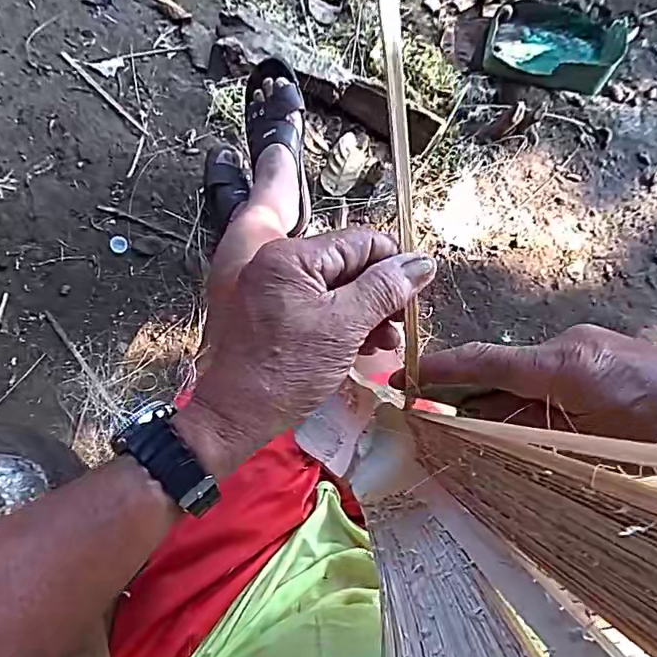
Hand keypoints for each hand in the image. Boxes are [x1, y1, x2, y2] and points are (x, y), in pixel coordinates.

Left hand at [176, 228, 436, 476]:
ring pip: (328, 288)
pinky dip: (333, 324)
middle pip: (344, 264)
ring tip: (378, 345)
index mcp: (288, 256)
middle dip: (376, 295)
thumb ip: (385, 289)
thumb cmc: (285, 372)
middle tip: (394, 328)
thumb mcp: (345, 327)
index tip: (410, 300)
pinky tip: (353, 348)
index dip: (394, 267)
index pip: (361, 241)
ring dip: (360, 313)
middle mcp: (270, 263)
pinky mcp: (260, 315)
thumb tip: (421, 263)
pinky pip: (307, 306)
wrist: (234, 416)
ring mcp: (262, 289)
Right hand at [408, 324, 656, 463]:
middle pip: (496, 375)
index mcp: (563, 360)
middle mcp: (571, 348)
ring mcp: (591, 357)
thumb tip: (474, 429)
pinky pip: (547, 389)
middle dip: (459, 399)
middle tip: (427, 427)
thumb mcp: (592, 440)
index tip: (398, 378)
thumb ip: (525, 430)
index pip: (481, 361)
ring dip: (493, 412)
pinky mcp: (607, 371)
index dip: (435, 370)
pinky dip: (524, 411)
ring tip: (467, 441)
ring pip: (521, 386)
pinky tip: (519, 436)